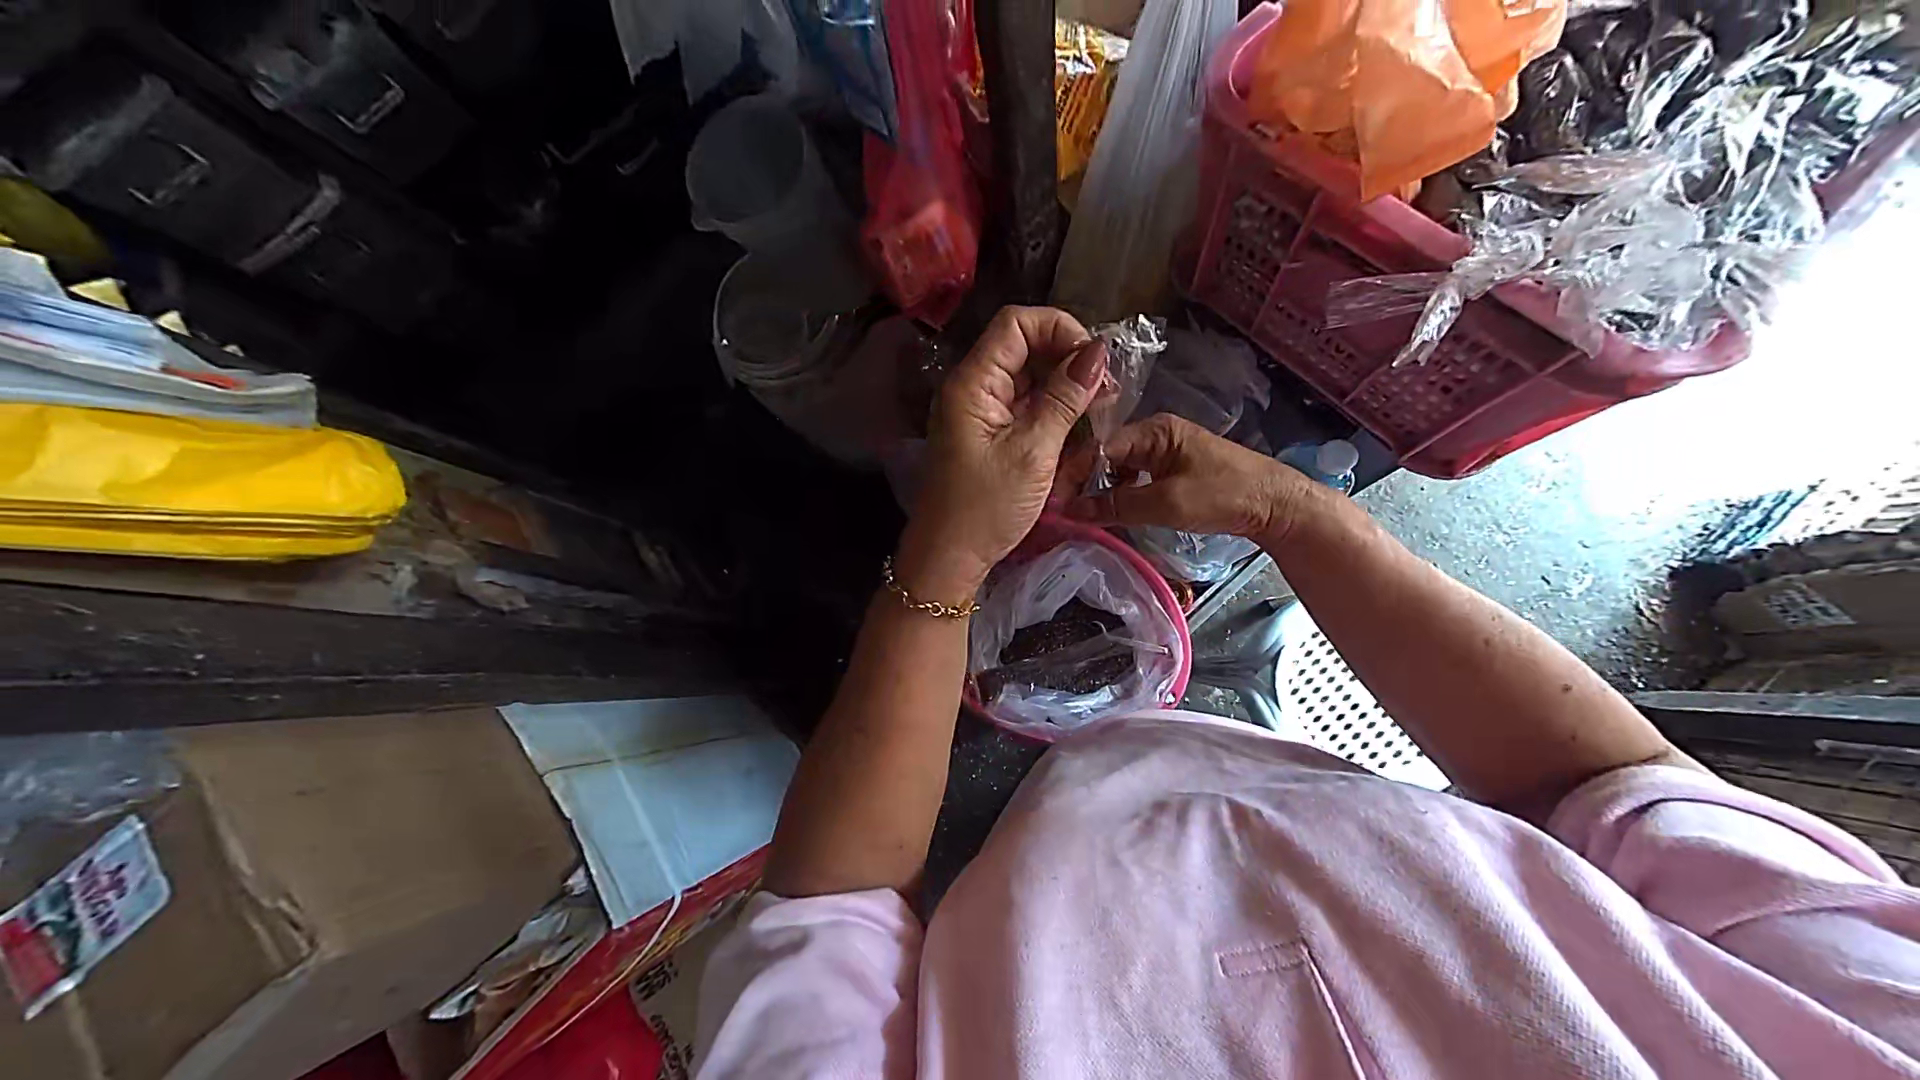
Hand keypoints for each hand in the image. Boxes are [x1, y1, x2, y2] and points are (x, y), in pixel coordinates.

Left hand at [896, 306, 1109, 603]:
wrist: (948, 558)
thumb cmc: (986, 509)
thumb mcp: (1033, 452)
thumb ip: (1064, 398)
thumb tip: (1097, 351)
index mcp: (973, 383)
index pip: (1016, 324)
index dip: (1060, 328)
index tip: (1095, 360)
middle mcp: (973, 388)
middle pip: (1023, 347)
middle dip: (1068, 360)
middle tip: (1106, 392)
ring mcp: (980, 412)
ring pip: (1028, 378)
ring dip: (1064, 389)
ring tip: (1097, 412)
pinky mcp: (988, 434)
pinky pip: (1024, 407)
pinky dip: (1051, 412)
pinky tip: (1076, 430)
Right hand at [1060, 413, 1326, 544]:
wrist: (1276, 506)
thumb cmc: (1223, 495)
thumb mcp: (1166, 503)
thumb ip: (1116, 506)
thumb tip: (1071, 511)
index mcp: (1153, 429)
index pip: (1098, 447)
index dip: (1073, 473)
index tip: (1054, 500)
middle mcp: (1154, 434)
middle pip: (1105, 456)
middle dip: (1084, 482)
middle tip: (1064, 510)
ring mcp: (1164, 451)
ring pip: (1118, 469)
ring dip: (1102, 491)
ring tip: (1083, 514)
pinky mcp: (1171, 469)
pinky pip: (1134, 479)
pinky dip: (1121, 495)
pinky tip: (1112, 513)